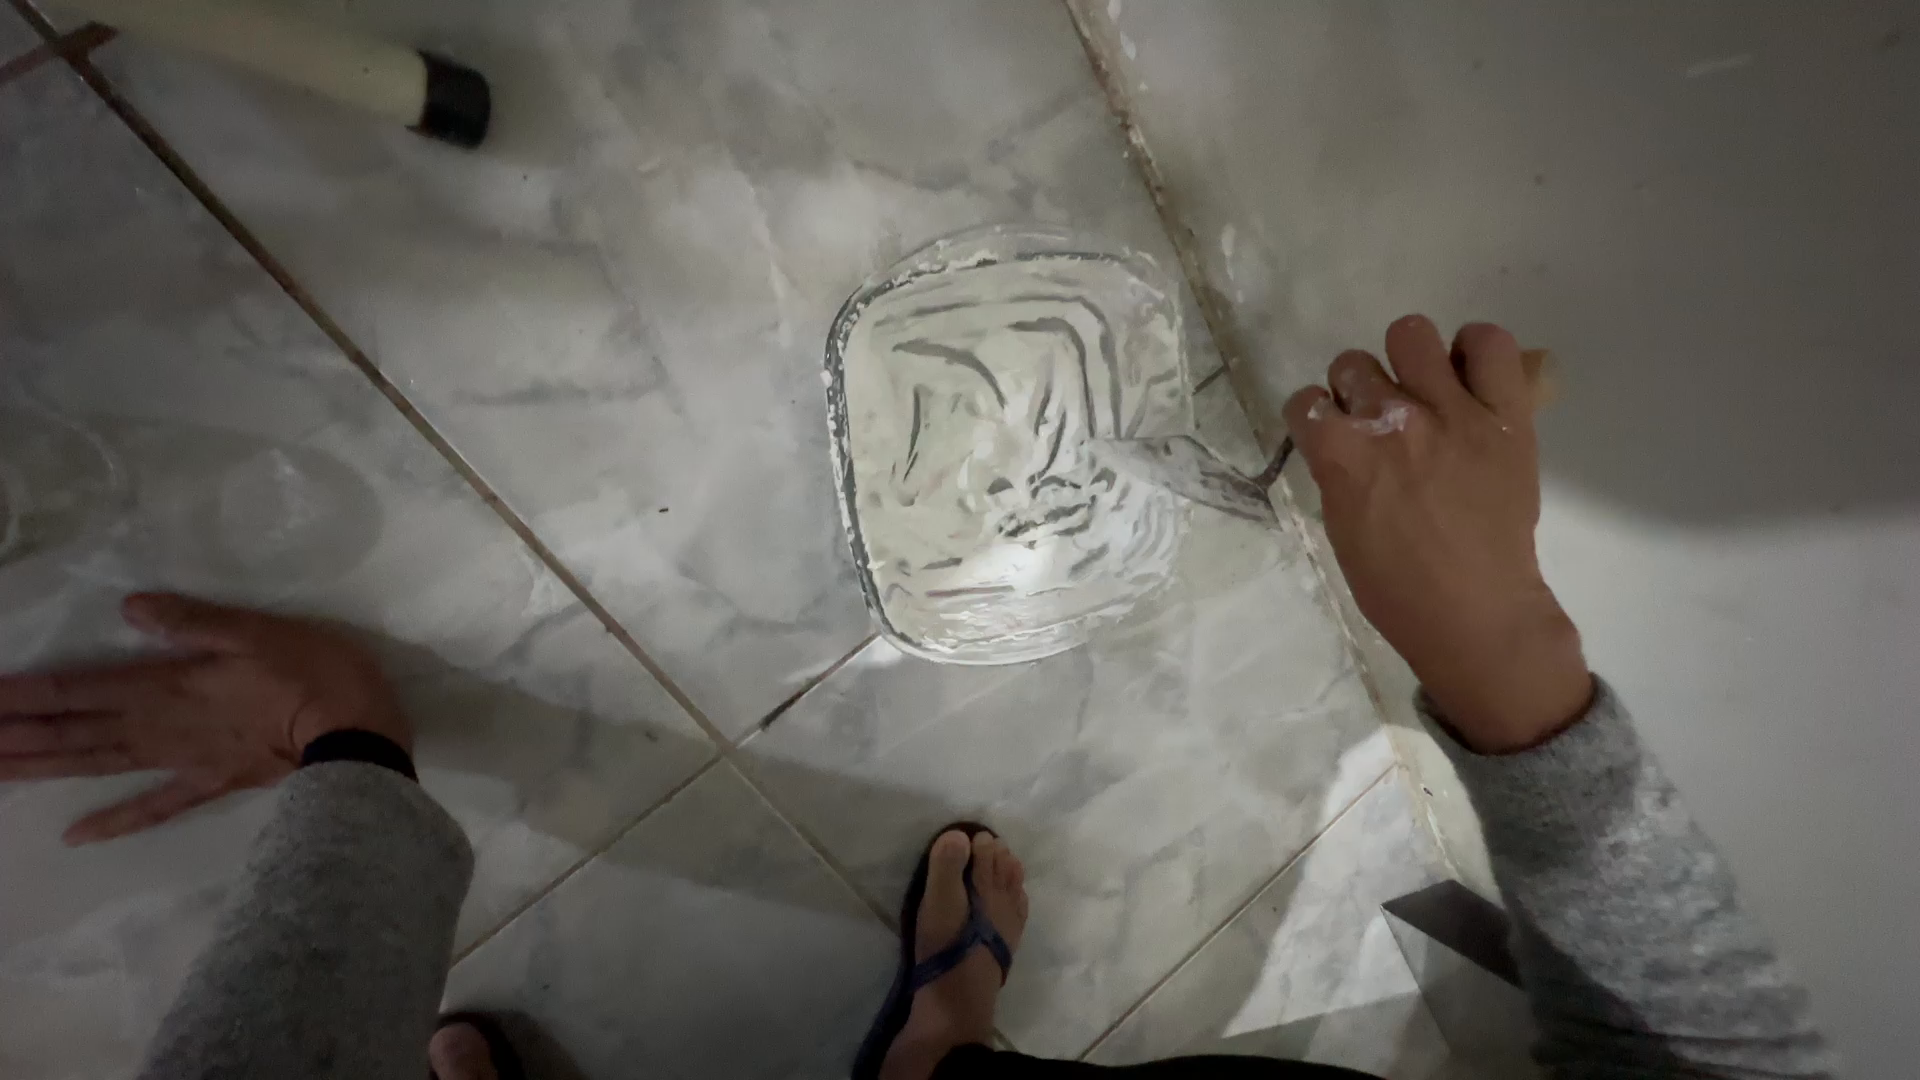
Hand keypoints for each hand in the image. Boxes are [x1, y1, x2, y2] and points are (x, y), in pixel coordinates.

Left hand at [0, 593, 408, 843]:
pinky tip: (78, 835)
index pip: (77, 687)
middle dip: (11, 735)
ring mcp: (183, 759)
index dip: (20, 692)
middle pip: (71, 731)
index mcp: (166, 686)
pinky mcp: (214, 781)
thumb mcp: (263, 634)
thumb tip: (131, 608)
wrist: (354, 732)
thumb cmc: (315, 674)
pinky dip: (117, 822)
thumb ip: (197, 622)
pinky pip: (158, 806)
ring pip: (97, 764)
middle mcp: (158, 725)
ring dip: (38, 769)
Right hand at [1283, 315, 1592, 752]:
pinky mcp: (1505, 414)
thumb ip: (1337, 470)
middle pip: (1351, 364)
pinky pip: (1489, 344)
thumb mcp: (1339, 523)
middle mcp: (1390, 420)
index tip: (1326, 432)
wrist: (1472, 609)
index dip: (1311, 416)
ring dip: (1404, 360)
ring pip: (1409, 334)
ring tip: (1420, 390)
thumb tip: (1344, 439)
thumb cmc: (1391, 582)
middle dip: (1353, 390)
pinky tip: (1465, 378)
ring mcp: (1452, 411)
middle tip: (1374, 420)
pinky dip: (1473, 350)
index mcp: (1341, 455)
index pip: (1304, 401)